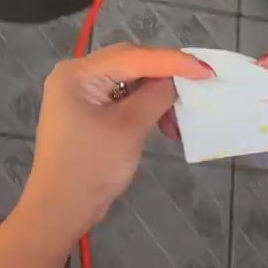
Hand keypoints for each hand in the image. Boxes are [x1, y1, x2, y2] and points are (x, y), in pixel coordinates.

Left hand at [17, 44, 212, 239]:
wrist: (59, 210)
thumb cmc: (91, 167)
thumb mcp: (129, 128)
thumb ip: (156, 96)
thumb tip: (177, 80)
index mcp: (78, 73)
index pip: (134, 57)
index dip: (174, 61)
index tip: (207, 71)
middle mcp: (75, 75)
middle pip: (130, 63)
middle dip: (165, 77)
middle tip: (196, 90)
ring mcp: (78, 93)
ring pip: (128, 81)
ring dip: (156, 96)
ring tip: (175, 122)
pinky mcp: (85, 110)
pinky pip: (120, 98)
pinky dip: (143, 107)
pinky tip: (162, 124)